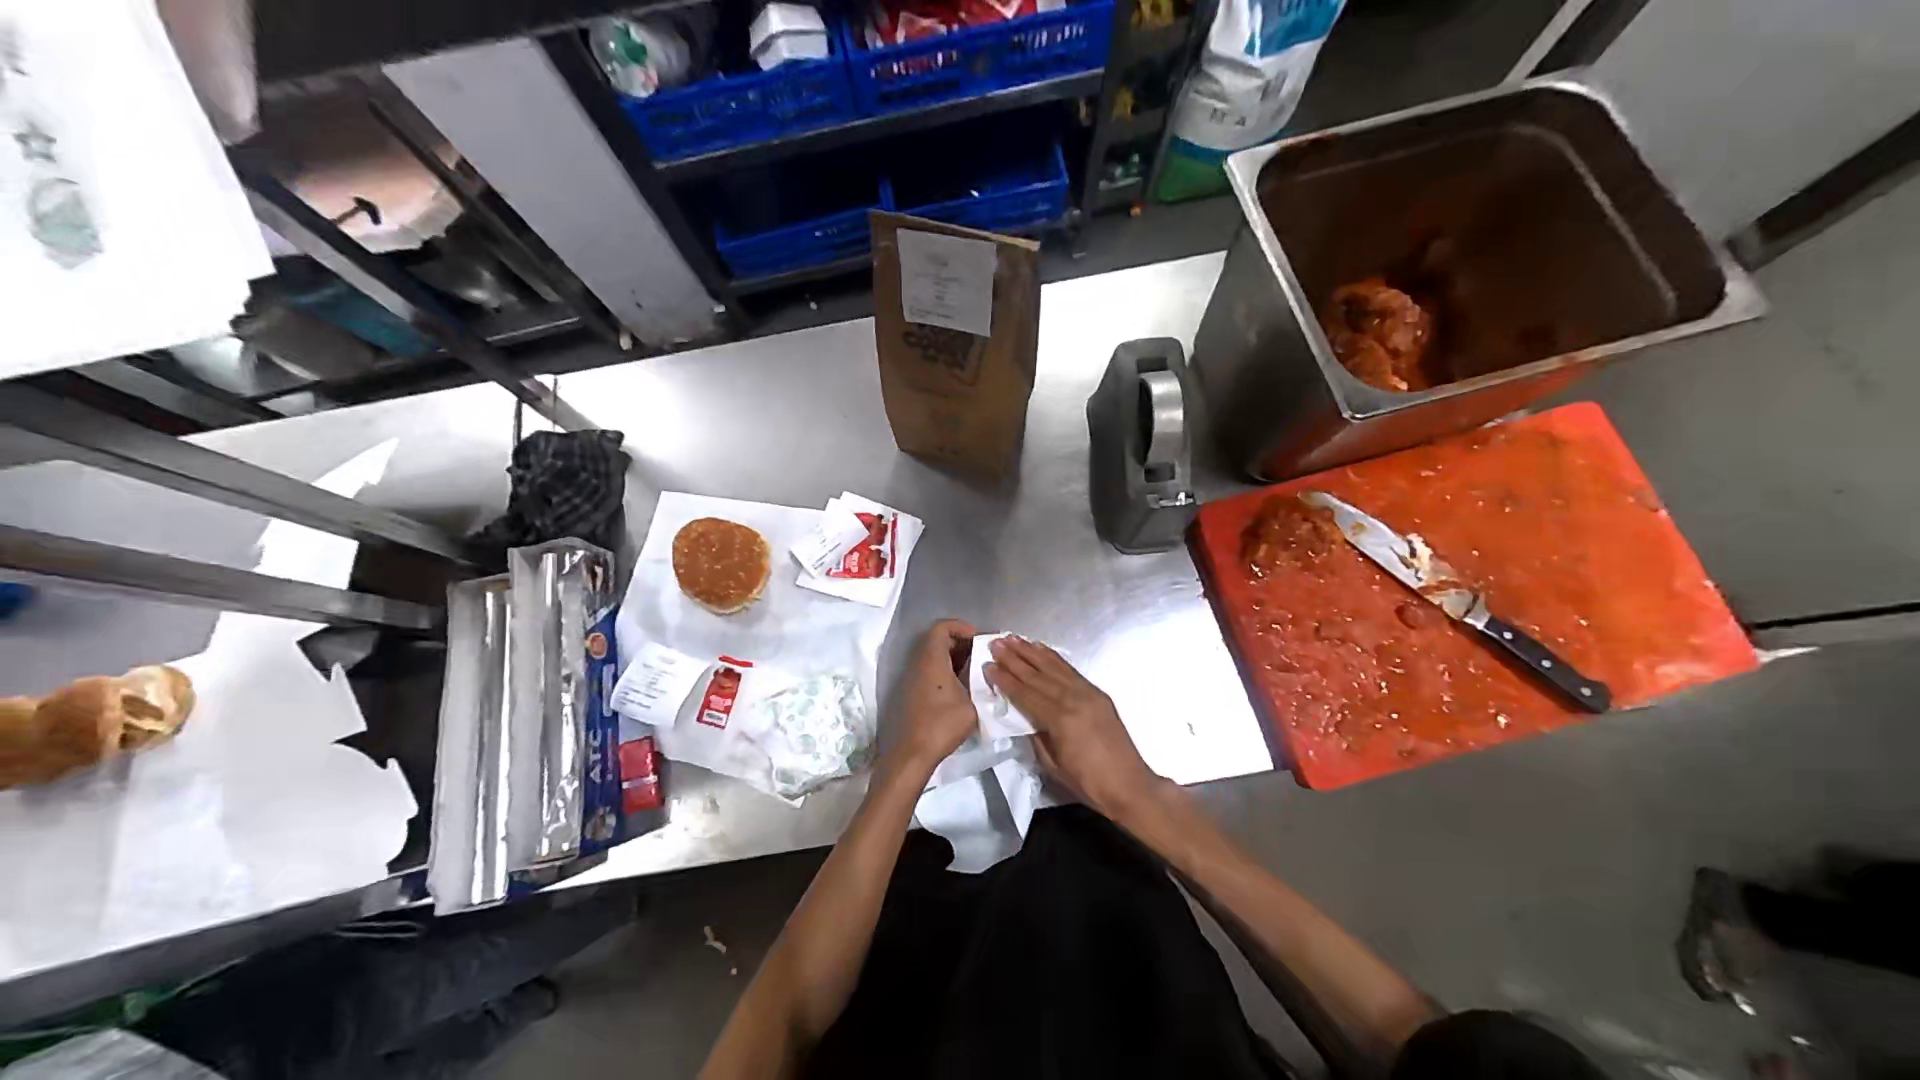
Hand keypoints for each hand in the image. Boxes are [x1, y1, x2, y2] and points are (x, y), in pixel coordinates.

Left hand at [882, 619, 978, 778]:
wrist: (913, 753)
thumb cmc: (942, 725)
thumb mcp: (972, 704)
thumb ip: (982, 685)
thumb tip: (989, 676)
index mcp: (932, 660)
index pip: (942, 627)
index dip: (961, 626)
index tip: (979, 638)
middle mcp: (920, 664)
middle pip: (938, 639)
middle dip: (962, 641)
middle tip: (983, 653)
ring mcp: (914, 678)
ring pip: (934, 656)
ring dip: (955, 657)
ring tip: (978, 668)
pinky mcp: (914, 692)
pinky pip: (932, 670)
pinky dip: (948, 669)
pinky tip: (965, 685)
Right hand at [983, 636, 1162, 823]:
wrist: (1128, 784)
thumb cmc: (1087, 782)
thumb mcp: (1052, 764)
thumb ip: (1036, 735)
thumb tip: (1024, 715)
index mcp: (1059, 718)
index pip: (1025, 693)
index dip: (1005, 679)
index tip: (988, 665)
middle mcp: (1073, 699)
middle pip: (1037, 675)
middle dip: (1014, 658)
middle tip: (995, 643)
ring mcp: (1087, 693)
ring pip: (1054, 667)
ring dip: (1031, 652)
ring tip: (1013, 639)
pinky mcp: (1097, 693)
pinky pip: (1070, 671)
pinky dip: (1054, 658)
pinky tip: (1041, 649)